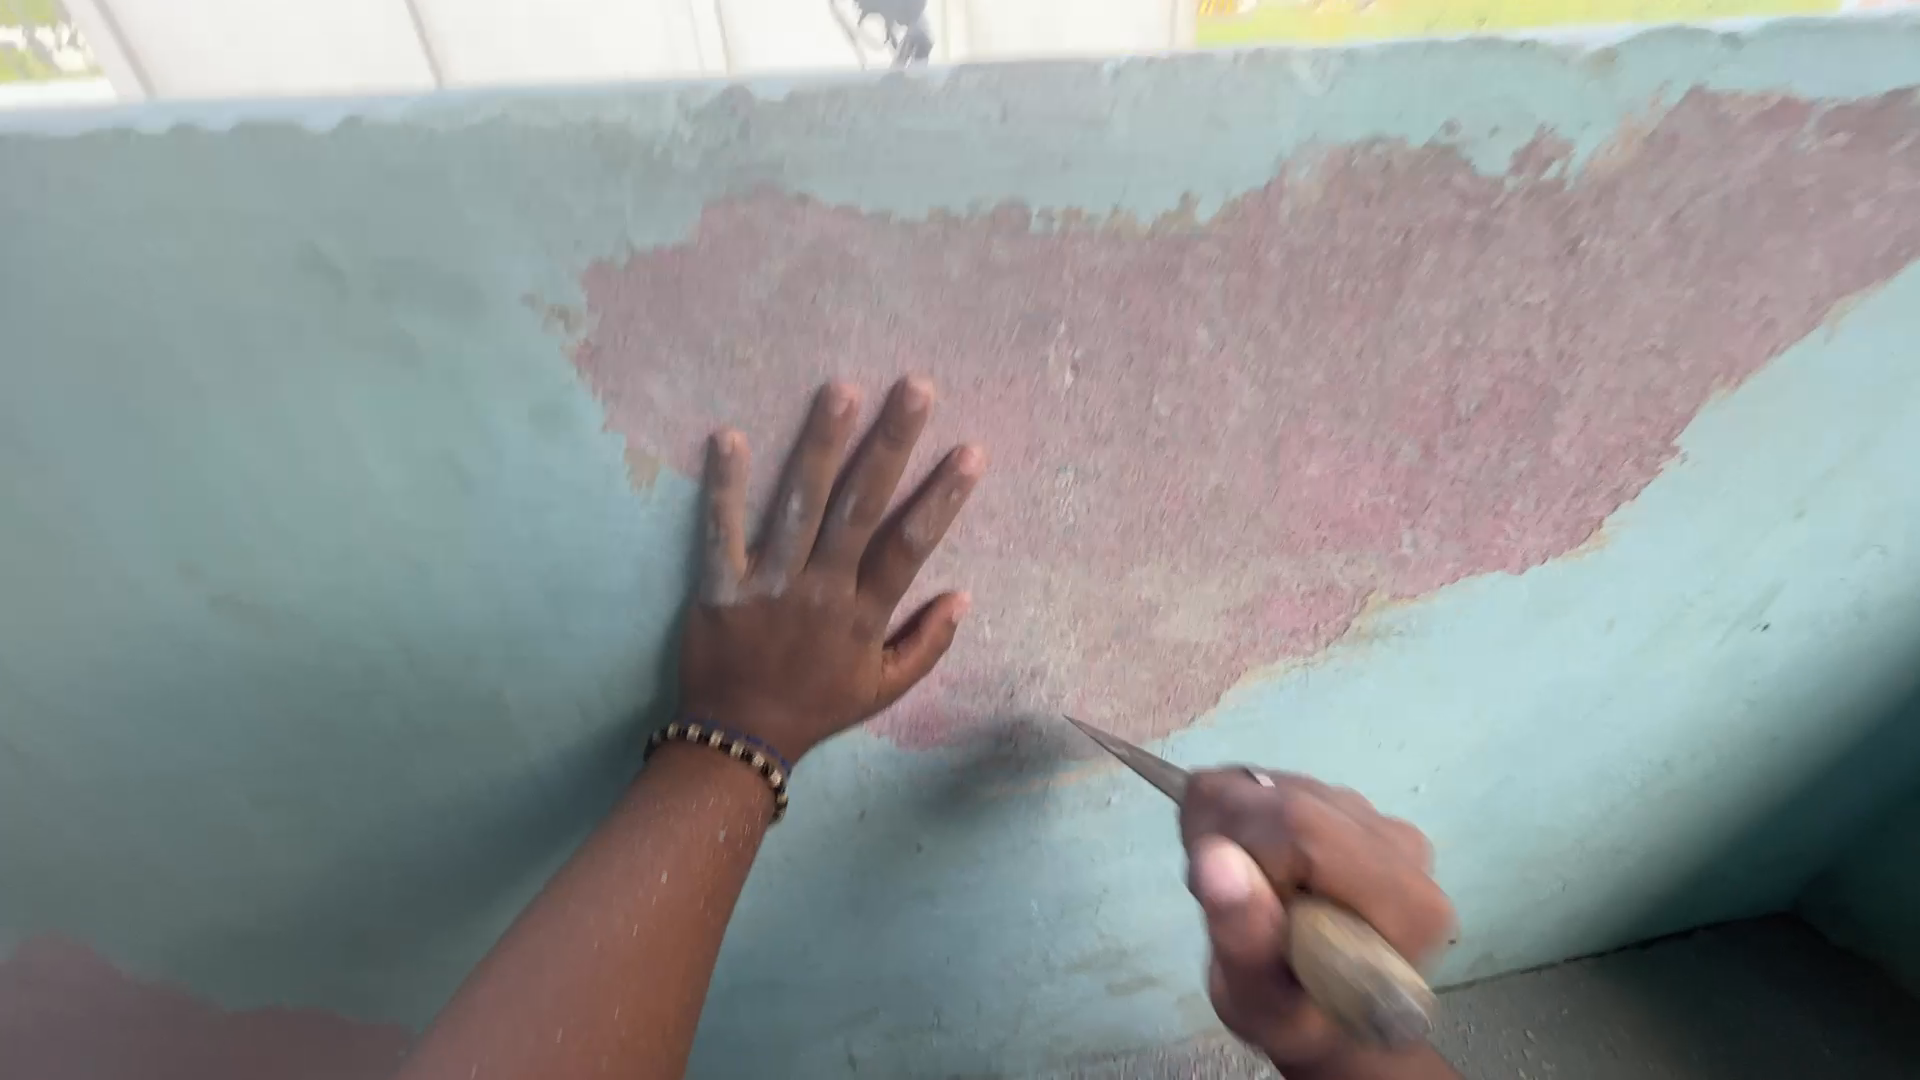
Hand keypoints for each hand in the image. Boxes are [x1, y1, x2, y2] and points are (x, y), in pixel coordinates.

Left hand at [677, 377, 984, 762]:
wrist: (739, 740)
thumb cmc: (818, 707)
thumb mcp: (884, 689)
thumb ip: (928, 644)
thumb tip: (964, 596)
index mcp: (864, 614)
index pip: (910, 546)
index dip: (942, 498)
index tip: (971, 451)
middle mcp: (823, 591)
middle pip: (861, 509)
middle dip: (891, 446)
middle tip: (914, 389)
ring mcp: (769, 586)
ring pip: (800, 508)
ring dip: (821, 448)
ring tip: (841, 391)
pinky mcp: (719, 588)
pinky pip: (720, 533)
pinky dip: (723, 488)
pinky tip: (725, 436)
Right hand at [1181, 771, 1454, 1077]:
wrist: (1320, 1008)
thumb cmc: (1291, 1015)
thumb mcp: (1256, 1000)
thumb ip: (1241, 935)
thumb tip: (1216, 857)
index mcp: (1403, 901)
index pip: (1297, 824)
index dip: (1235, 840)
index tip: (1209, 885)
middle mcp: (1401, 847)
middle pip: (1285, 798)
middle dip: (1228, 830)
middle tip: (1216, 888)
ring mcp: (1377, 819)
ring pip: (1275, 785)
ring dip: (1234, 824)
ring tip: (1241, 884)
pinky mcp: (1350, 807)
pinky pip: (1274, 785)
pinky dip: (1244, 816)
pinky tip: (1255, 862)